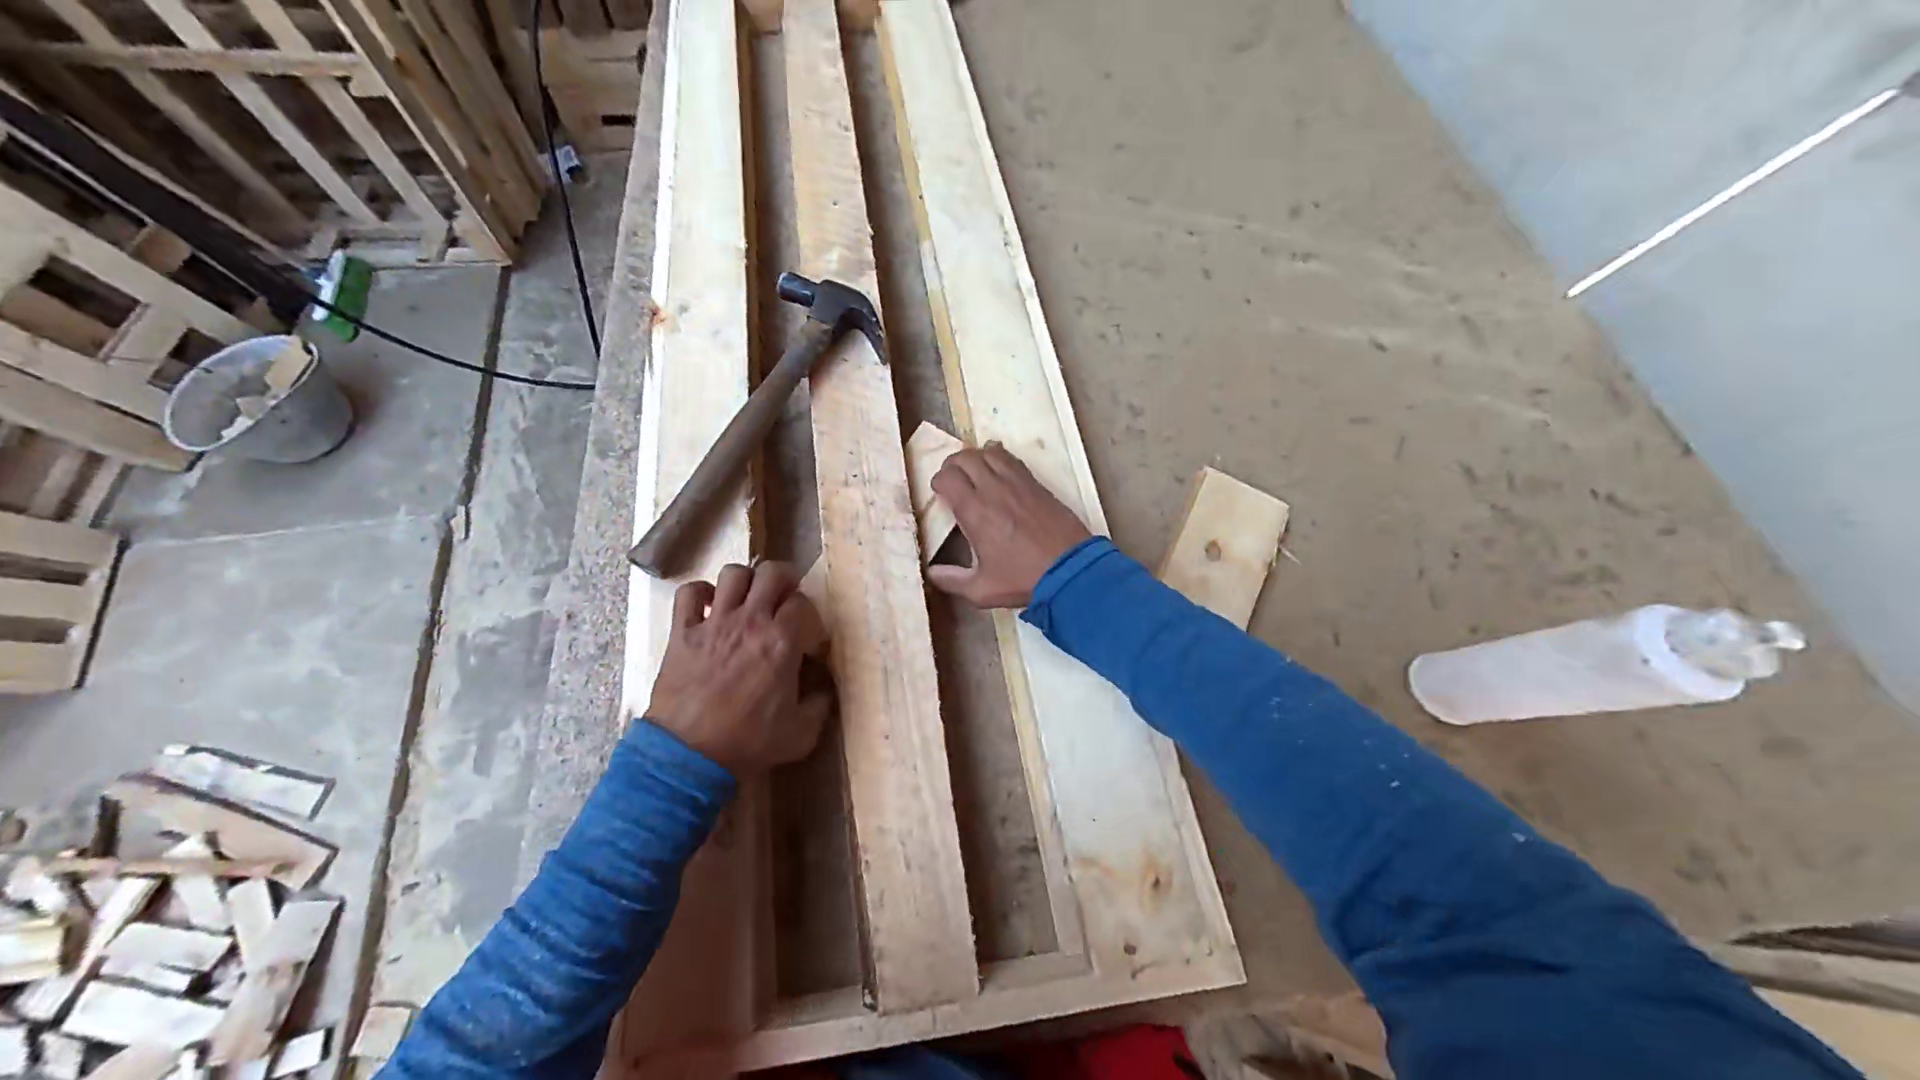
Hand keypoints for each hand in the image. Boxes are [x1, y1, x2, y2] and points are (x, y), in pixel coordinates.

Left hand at [647, 561, 831, 773]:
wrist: (689, 755)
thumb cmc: (748, 743)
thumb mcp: (801, 733)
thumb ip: (820, 705)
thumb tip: (824, 689)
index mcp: (782, 641)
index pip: (803, 603)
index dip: (809, 615)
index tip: (806, 637)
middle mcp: (751, 621)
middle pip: (773, 573)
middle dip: (785, 580)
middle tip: (785, 599)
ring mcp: (714, 622)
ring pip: (733, 573)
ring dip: (746, 581)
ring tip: (749, 598)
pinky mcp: (682, 632)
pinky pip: (689, 592)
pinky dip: (701, 592)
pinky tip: (710, 606)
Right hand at [927, 442, 1093, 607]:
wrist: (1071, 569)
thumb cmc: (1024, 579)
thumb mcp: (982, 589)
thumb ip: (952, 580)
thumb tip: (932, 573)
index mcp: (975, 511)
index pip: (947, 477)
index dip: (938, 481)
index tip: (940, 492)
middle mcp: (993, 489)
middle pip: (965, 457)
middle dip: (953, 465)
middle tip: (953, 479)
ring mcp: (1017, 482)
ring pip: (989, 452)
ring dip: (976, 457)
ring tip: (975, 472)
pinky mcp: (1036, 483)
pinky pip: (1011, 458)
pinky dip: (998, 457)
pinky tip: (998, 471)